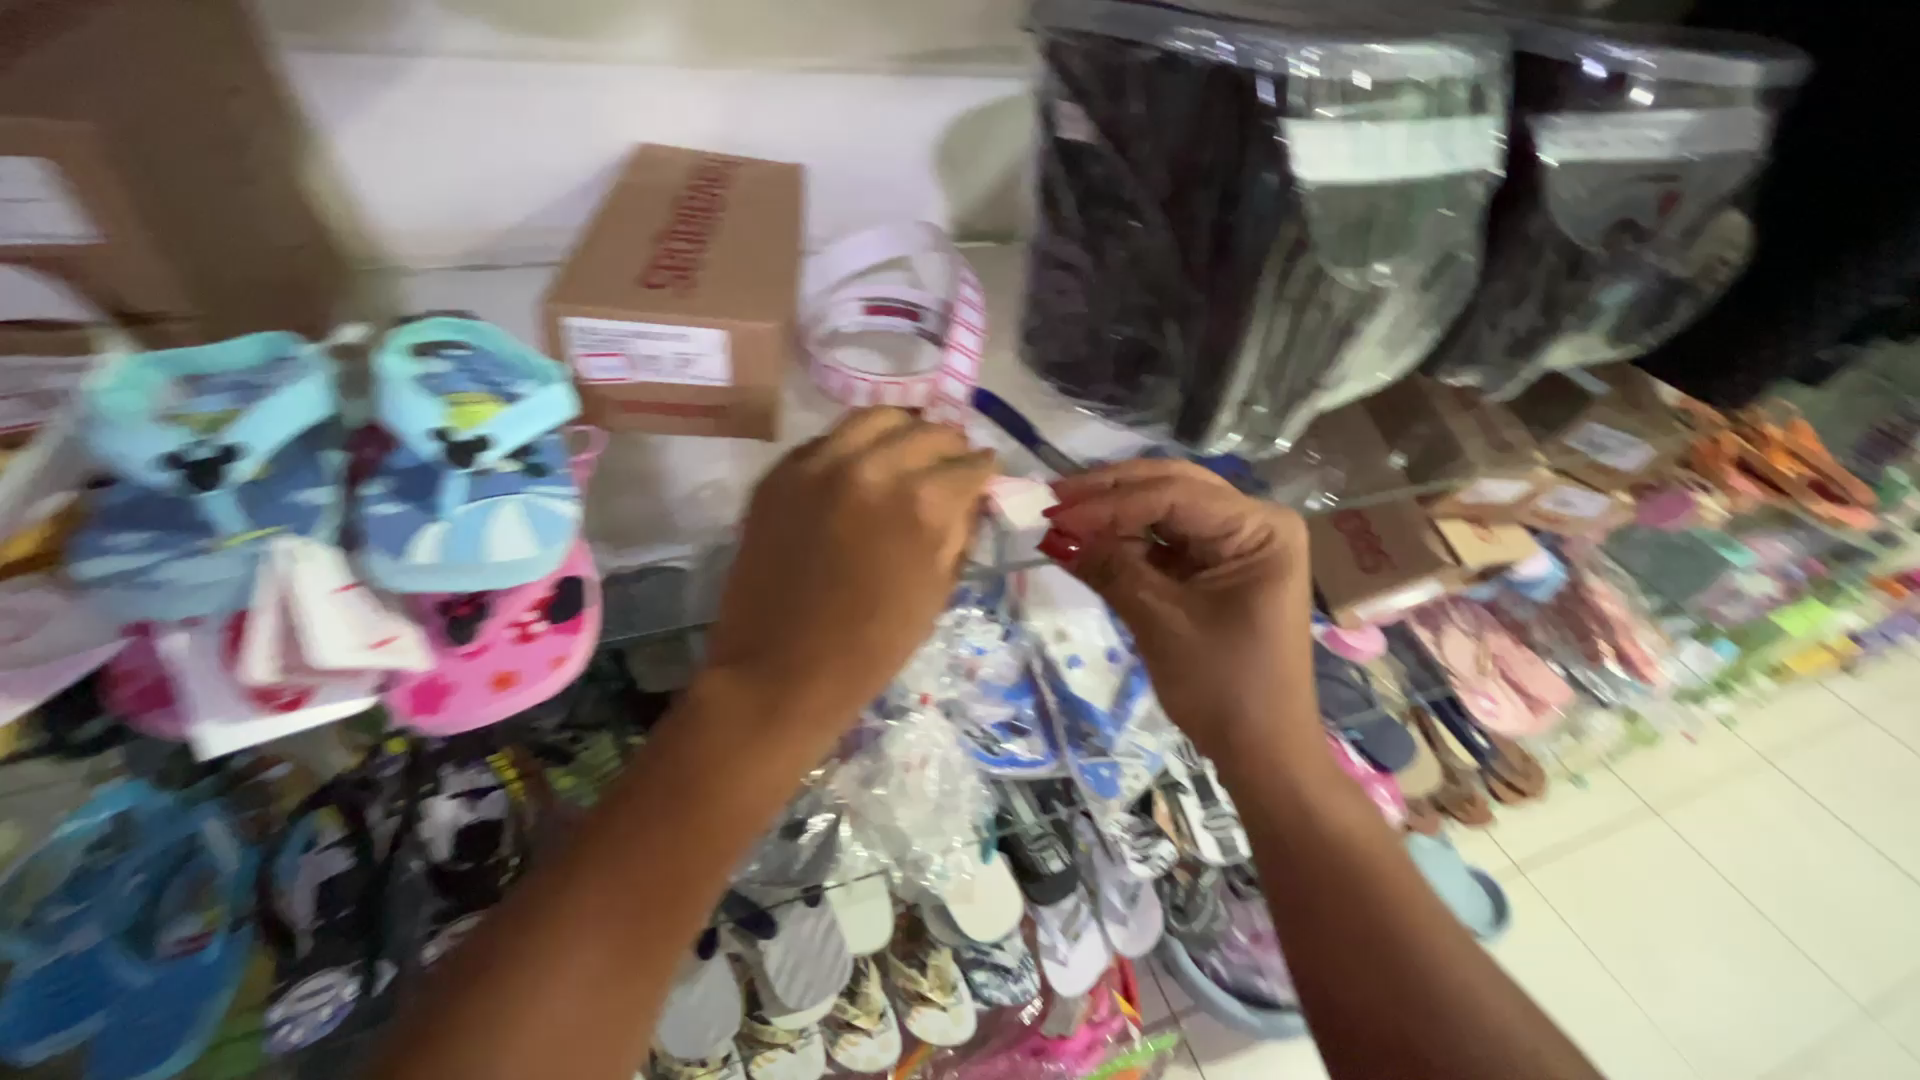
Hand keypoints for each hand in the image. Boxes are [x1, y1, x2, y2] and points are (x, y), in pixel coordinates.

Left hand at [703, 408, 996, 733]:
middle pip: (927, 432)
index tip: (986, 473)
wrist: (779, 670)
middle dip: (950, 446)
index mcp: (922, 503)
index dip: (984, 471)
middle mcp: (873, 467)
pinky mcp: (780, 473)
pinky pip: (829, 438)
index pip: (969, 465)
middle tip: (953, 462)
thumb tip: (970, 496)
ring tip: (909, 450)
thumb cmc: (871, 647)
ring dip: (903, 431)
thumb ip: (958, 532)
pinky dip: (855, 446)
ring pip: (875, 418)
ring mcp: (819, 463)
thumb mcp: (937, 592)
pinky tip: (861, 467)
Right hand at [1042, 459, 1316, 760]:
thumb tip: (1053, 532)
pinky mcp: (1217, 567)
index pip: (1174, 495)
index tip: (1053, 513)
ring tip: (1062, 514)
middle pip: (1172, 489)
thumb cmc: (1224, 686)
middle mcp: (1254, 522)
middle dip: (1110, 494)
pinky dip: (1128, 538)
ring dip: (1114, 512)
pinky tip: (1090, 536)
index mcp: (1260, 528)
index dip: (1109, 502)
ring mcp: (1237, 544)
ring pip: (1166, 510)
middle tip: (1051, 498)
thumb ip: (1109, 568)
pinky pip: (1168, 539)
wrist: (1262, 749)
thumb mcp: (1161, 621)